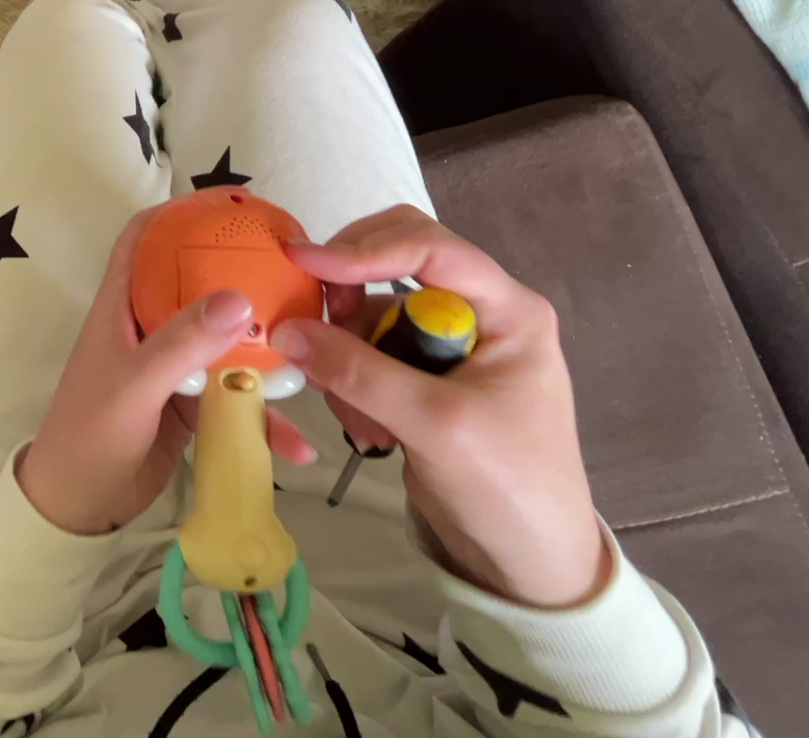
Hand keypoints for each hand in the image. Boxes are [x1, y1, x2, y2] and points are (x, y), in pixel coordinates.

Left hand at [17, 209, 314, 535]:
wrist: (81, 504)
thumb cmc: (92, 433)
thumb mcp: (134, 385)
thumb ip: (182, 344)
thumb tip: (239, 298)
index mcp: (122, 307)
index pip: (141, 241)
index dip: (175, 214)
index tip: (228, 205)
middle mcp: (149, 327)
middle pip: (196, 284)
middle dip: (241, 276)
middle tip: (298, 273)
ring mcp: (172, 366)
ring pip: (224, 341)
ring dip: (265, 350)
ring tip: (316, 354)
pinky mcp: (190, 403)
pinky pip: (234, 397)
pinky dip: (262, 417)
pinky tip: (296, 444)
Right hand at [270, 205, 610, 607]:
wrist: (524, 559)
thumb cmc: (505, 486)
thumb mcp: (432, 424)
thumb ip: (358, 372)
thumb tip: (284, 330)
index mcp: (505, 309)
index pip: (428, 248)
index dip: (363, 248)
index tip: (302, 262)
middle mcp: (473, 310)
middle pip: (392, 261)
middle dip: (347, 292)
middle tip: (317, 325)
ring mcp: (441, 340)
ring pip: (365, 312)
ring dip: (346, 359)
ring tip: (361, 422)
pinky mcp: (415, 371)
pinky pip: (359, 350)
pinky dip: (348, 384)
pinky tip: (368, 430)